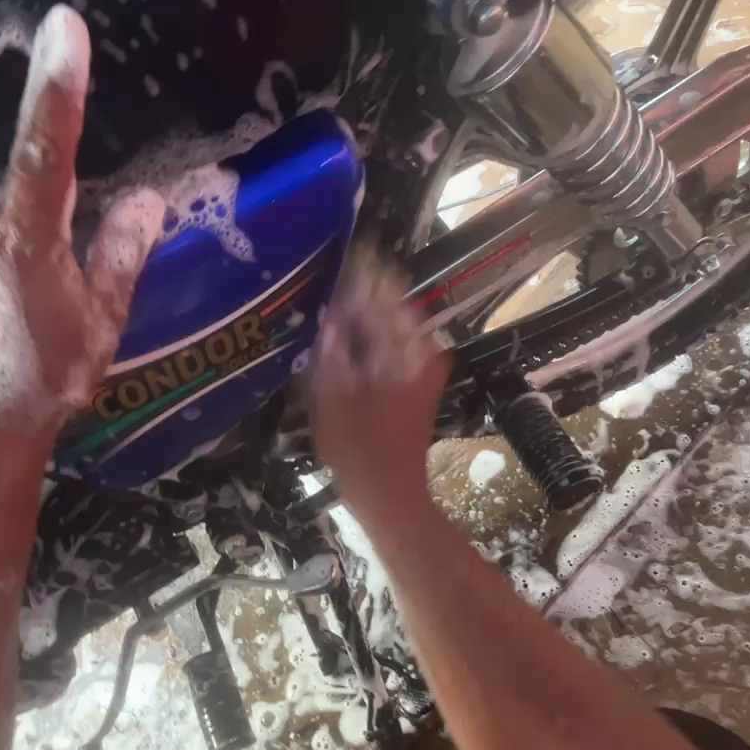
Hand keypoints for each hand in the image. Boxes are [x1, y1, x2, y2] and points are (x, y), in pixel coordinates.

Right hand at [308, 253, 453, 516]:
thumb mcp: (333, 402)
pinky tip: (341, 338)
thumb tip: (330, 312)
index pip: (385, 291)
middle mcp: (424, 351)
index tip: (336, 254)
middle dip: (359, 291)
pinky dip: (369, 336)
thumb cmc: (360, 455)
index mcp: (408, 351)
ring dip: (362, 313)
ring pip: (390, 323)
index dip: (360, 271)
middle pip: (390, 304)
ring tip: (328, 302)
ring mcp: (424, 365)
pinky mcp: (417, 380)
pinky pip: (392, 343)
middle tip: (325, 278)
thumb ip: (332, 351)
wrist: (391, 496)